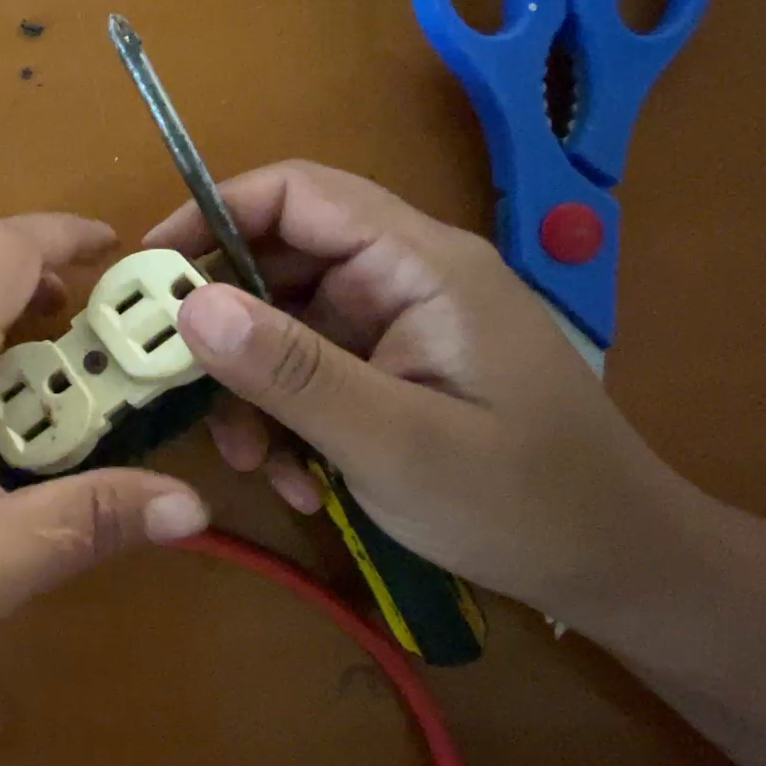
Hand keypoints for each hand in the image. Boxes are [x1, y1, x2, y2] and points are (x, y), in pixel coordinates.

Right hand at [145, 161, 704, 618]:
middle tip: (176, 383)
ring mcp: (386, 325)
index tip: (150, 271)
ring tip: (251, 458)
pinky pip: (295, 370)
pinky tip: (293, 477)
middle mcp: (396, 279)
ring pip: (273, 324)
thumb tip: (189, 306)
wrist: (615, 572)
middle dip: (219, 326)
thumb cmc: (525, 502)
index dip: (212, 214)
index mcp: (418, 264)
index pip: (298, 194)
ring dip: (245, 389)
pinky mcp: (377, 368)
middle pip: (272, 261)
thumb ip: (293, 371)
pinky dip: (276, 417)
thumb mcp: (397, 442)